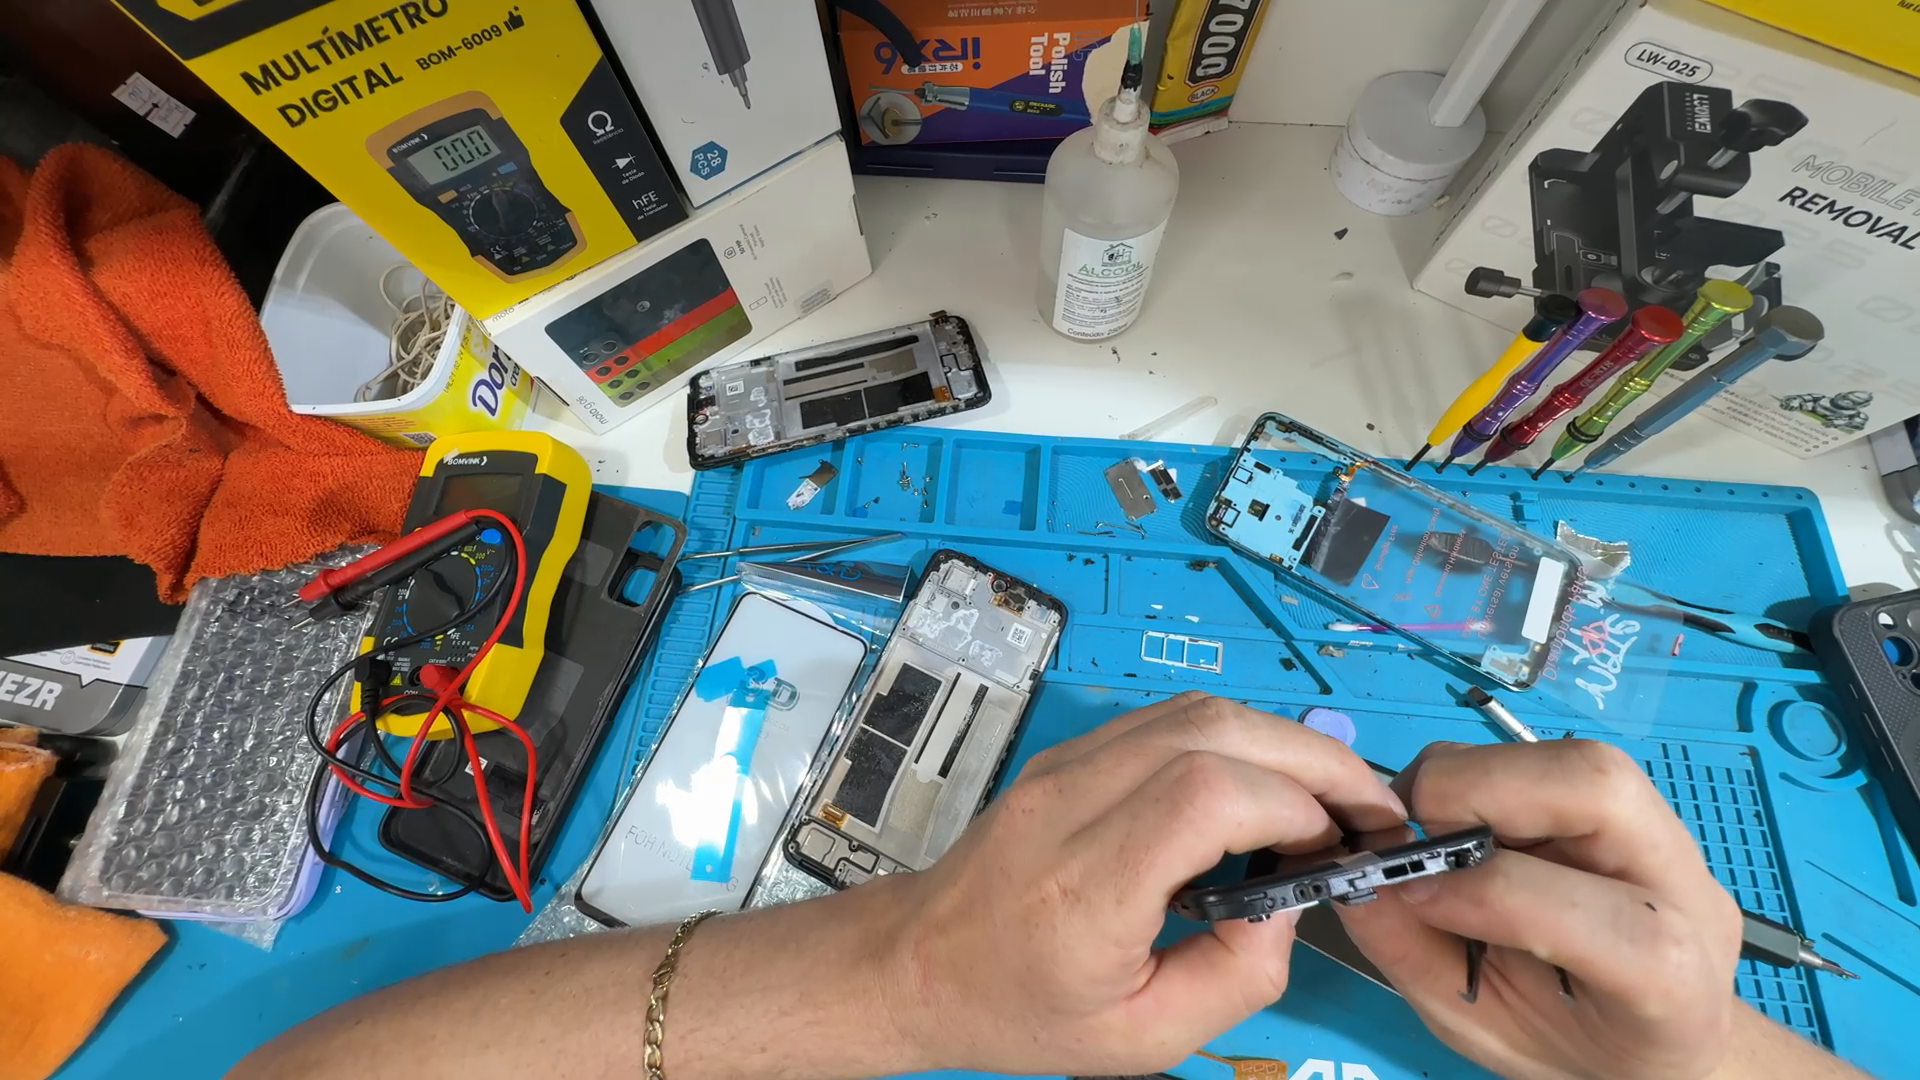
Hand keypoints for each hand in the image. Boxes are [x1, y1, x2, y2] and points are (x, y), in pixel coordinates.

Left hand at [876, 692, 1406, 1074]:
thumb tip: (1287, 896)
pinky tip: (1257, 778)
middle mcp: (1072, 799)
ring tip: (1324, 792)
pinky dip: (1228, 735)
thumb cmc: (1024, 1009)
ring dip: (1273, 738)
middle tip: (1365, 804)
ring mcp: (1063, 762)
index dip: (1292, 804)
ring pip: (1188, 709)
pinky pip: (1160, 720)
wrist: (923, 955)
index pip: (1204, 793)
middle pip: (1208, 728)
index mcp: (1087, 883)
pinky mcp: (1064, 752)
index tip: (1338, 846)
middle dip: (1307, 755)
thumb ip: (1237, 973)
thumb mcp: (1144, 1036)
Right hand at [1336, 740, 1744, 1079]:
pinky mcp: (1611, 793)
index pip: (1612, 923)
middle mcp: (1676, 881)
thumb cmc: (1555, 1034)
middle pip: (1592, 787)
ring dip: (1465, 777)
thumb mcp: (1472, 1024)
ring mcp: (1654, 827)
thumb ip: (1406, 950)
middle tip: (1419, 838)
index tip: (1412, 894)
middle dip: (1472, 794)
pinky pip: (1529, 751)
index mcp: (1671, 980)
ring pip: (1560, 755)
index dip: (1493, 895)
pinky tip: (1456, 820)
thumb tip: (1348, 870)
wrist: (1645, 1026)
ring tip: (1434, 829)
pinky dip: (1466, 772)